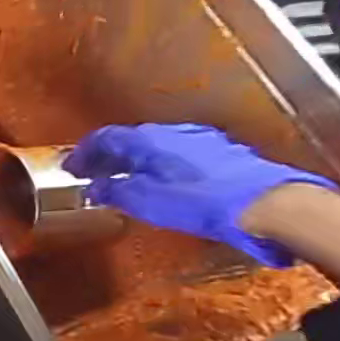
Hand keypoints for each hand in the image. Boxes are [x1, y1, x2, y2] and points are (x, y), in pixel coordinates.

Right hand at [62, 123, 337, 266]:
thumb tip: (97, 187)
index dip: (84, 152)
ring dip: (134, 163)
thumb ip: (115, 191)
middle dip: (107, 158)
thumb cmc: (203, 201)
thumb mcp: (144, 200)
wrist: (267, 206)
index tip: (72, 166)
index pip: (106, 137)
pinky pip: (178, 157)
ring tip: (123, 183)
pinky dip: (159, 168)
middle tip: (91, 175)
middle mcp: (176, 134)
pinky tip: (159, 186)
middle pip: (131, 140)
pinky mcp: (224, 157)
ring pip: (156, 148)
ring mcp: (203, 143)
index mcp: (151, 140)